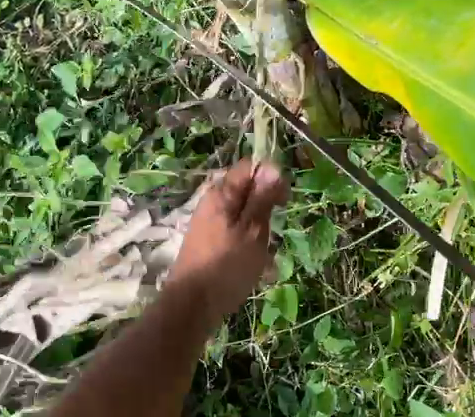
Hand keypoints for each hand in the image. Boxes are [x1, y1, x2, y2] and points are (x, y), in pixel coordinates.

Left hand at [164, 161, 288, 328]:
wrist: (191, 307)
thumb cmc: (226, 266)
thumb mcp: (252, 231)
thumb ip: (262, 199)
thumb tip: (272, 167)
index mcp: (222, 193)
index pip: (249, 167)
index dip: (270, 176)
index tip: (283, 201)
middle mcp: (213, 202)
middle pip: (246, 191)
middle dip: (265, 208)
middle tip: (273, 233)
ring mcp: (208, 223)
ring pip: (243, 215)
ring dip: (258, 230)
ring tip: (266, 257)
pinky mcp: (208, 243)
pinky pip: (235, 233)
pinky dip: (248, 245)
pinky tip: (256, 268)